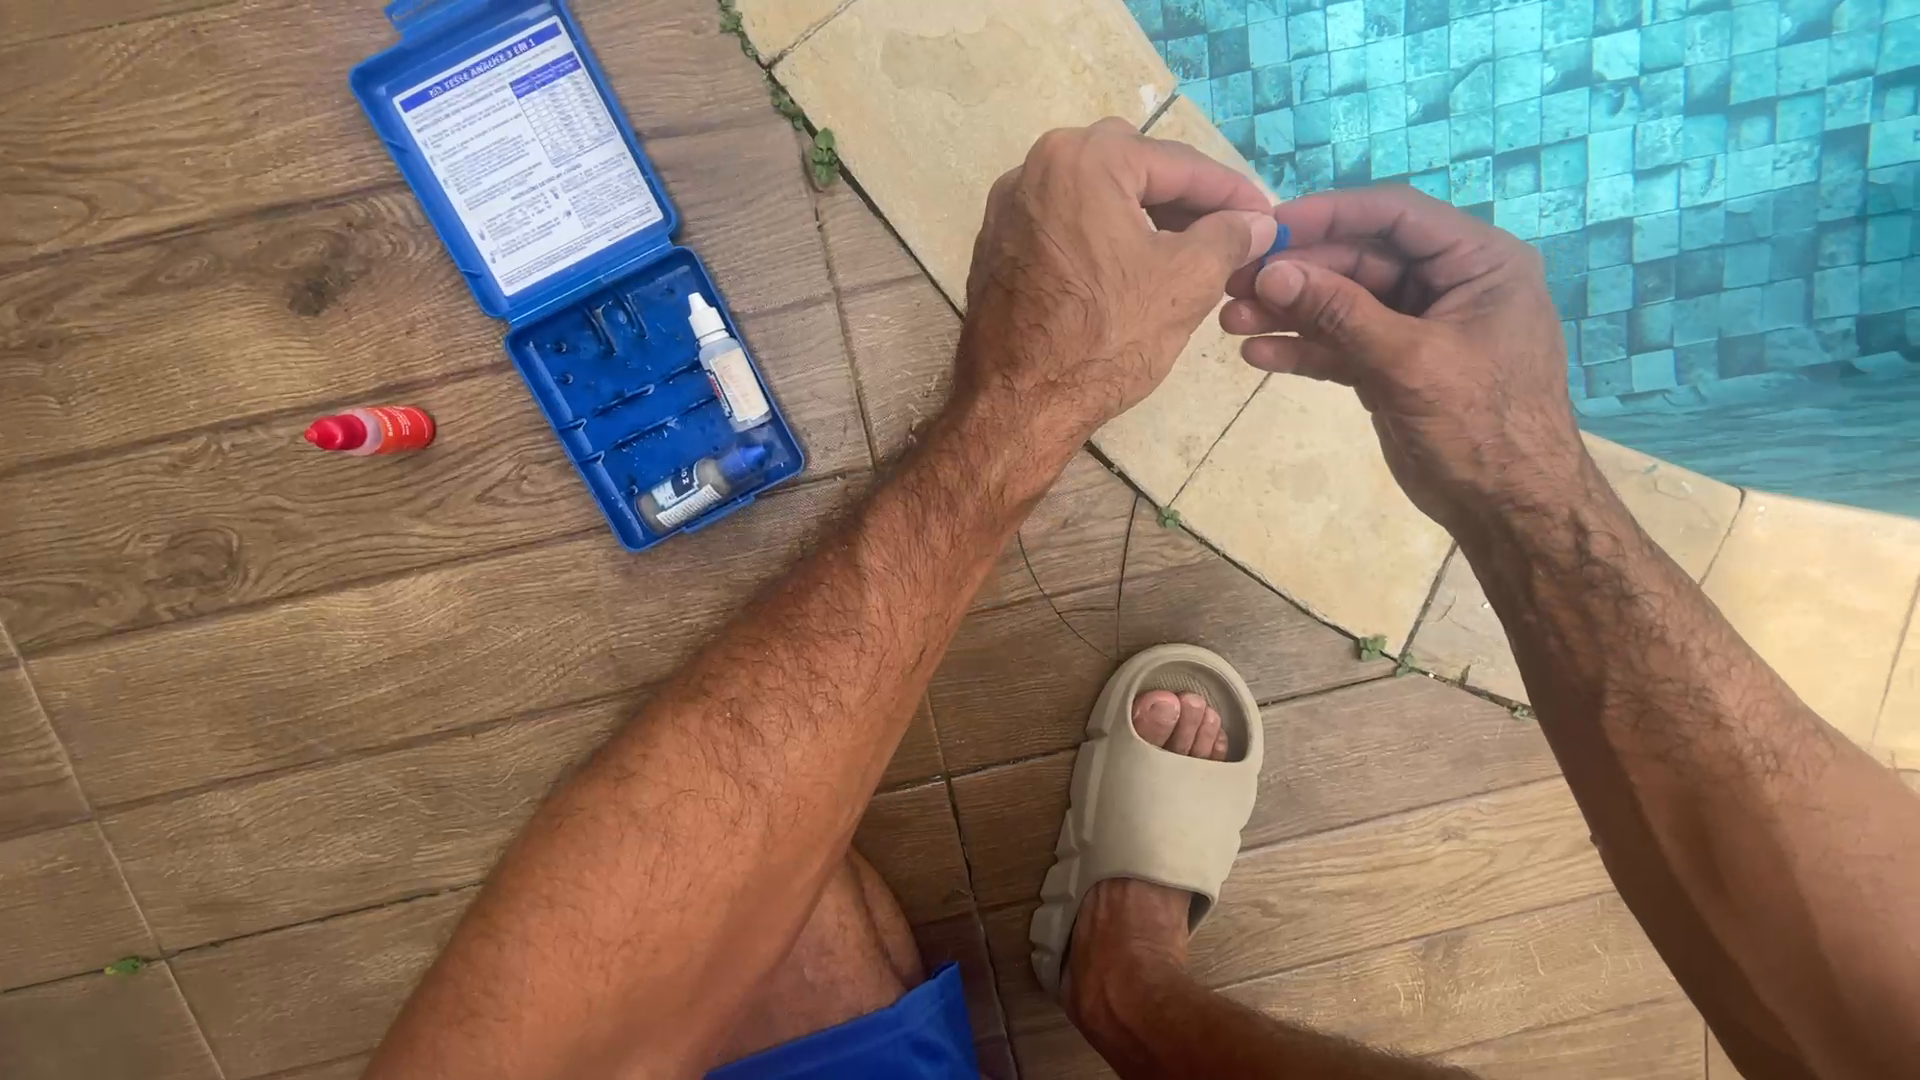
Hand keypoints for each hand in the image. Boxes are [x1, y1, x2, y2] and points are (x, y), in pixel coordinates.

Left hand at [955, 118, 1277, 454]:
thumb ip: (1229, 238)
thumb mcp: (1186, 284)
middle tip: (1223, 237)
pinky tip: (1126, 275)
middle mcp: (1033, 170)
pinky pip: (1063, 231)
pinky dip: (1099, 242)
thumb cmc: (1104, 341)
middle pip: (1131, 171)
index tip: (1263, 218)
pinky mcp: (994, 252)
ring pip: (1093, 200)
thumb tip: (1255, 223)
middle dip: (1182, 202)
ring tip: (1181, 259)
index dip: (1231, 193)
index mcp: (1082, 160)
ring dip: (1141, 221)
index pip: (1177, 164)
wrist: (1018, 406)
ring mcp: (1006, 213)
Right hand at [1220, 186, 1585, 532]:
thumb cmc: (1480, 424)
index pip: (1394, 217)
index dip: (1329, 215)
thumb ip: (1340, 314)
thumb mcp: (1409, 362)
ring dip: (1287, 313)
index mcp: (1475, 263)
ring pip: (1340, 306)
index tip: (1267, 228)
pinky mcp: (1388, 367)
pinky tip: (1257, 354)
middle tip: (1232, 284)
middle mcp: (1444, 285)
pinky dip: (1300, 350)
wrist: (1506, 505)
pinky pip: (1338, 347)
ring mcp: (1413, 328)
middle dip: (1295, 274)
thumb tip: (1272, 274)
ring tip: (1229, 321)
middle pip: (1357, 262)